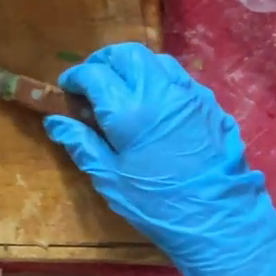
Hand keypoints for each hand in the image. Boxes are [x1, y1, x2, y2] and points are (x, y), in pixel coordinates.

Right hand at [45, 43, 275, 275]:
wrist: (221, 221)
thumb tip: (54, 121)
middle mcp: (160, 92)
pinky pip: (177, 76)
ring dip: (130, 67)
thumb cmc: (156, 203)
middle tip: (90, 84)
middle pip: (126, 54)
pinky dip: (155, 78)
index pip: (94, 73)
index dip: (74, 78)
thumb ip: (81, 143)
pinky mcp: (209, 105)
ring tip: (118, 91)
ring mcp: (189, 95)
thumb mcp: (109, 177)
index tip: (66, 91)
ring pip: (154, 60)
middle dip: (102, 62)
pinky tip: (148, 104)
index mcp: (129, 111)